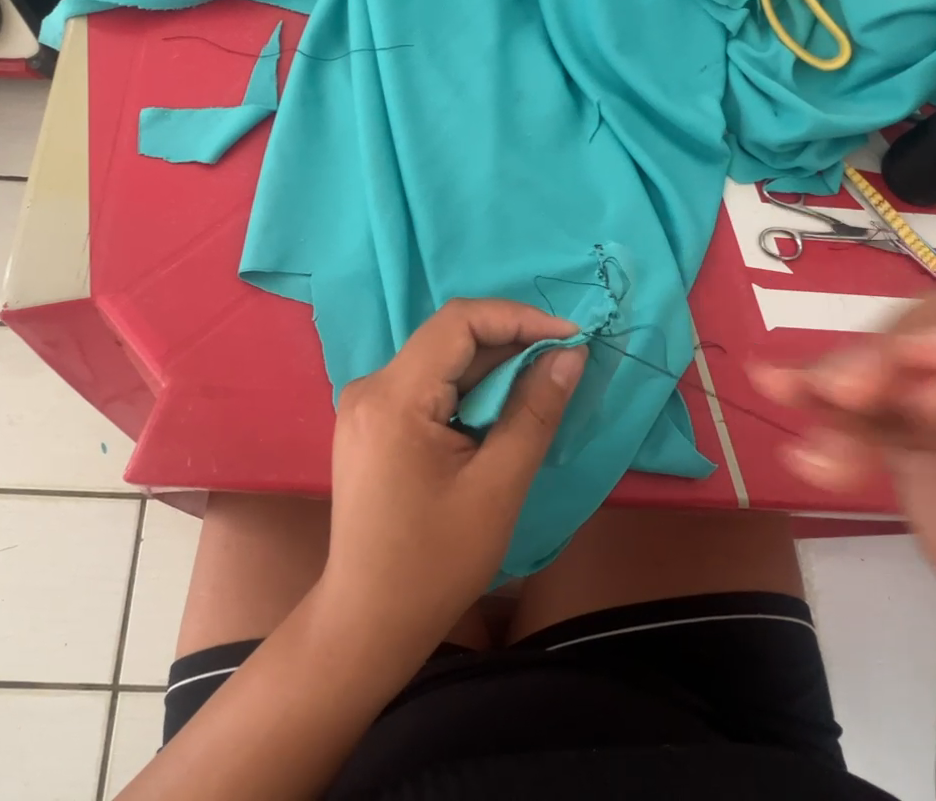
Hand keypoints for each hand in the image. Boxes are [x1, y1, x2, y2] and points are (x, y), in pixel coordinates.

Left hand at [321, 298, 585, 646]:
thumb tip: (569, 355)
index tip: (571, 337)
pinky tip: (500, 414)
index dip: (519, 318)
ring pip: (439, 364)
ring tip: (542, 388)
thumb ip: (534, 412)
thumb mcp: (498, 486)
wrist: (370, 618)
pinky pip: (425, 389)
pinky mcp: (370, 425)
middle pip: (448, 340)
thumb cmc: (436, 561)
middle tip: (566, 364)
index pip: (458, 322)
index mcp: (394, 397)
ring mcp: (365, 406)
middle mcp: (370, 388)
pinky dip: (468, 393)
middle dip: (511, 344)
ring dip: (492, 370)